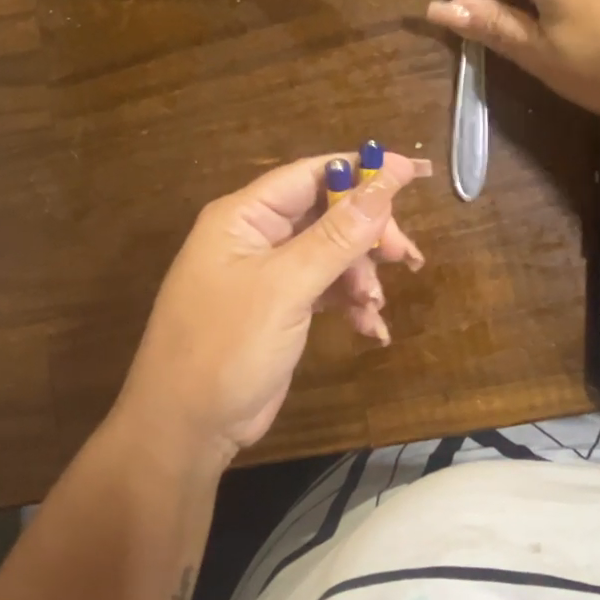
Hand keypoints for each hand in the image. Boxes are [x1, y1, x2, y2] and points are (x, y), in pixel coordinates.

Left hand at [115, 154, 428, 458]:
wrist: (187, 428)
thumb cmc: (226, 346)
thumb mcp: (286, 288)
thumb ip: (337, 236)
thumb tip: (385, 183)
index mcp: (244, 216)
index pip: (311, 174)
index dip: (362, 171)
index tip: (412, 174)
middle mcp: (256, 236)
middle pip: (326, 214)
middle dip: (367, 233)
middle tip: (405, 256)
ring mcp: (267, 274)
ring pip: (331, 253)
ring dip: (360, 275)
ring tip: (375, 305)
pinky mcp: (280, 308)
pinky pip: (325, 289)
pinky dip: (350, 303)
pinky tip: (371, 329)